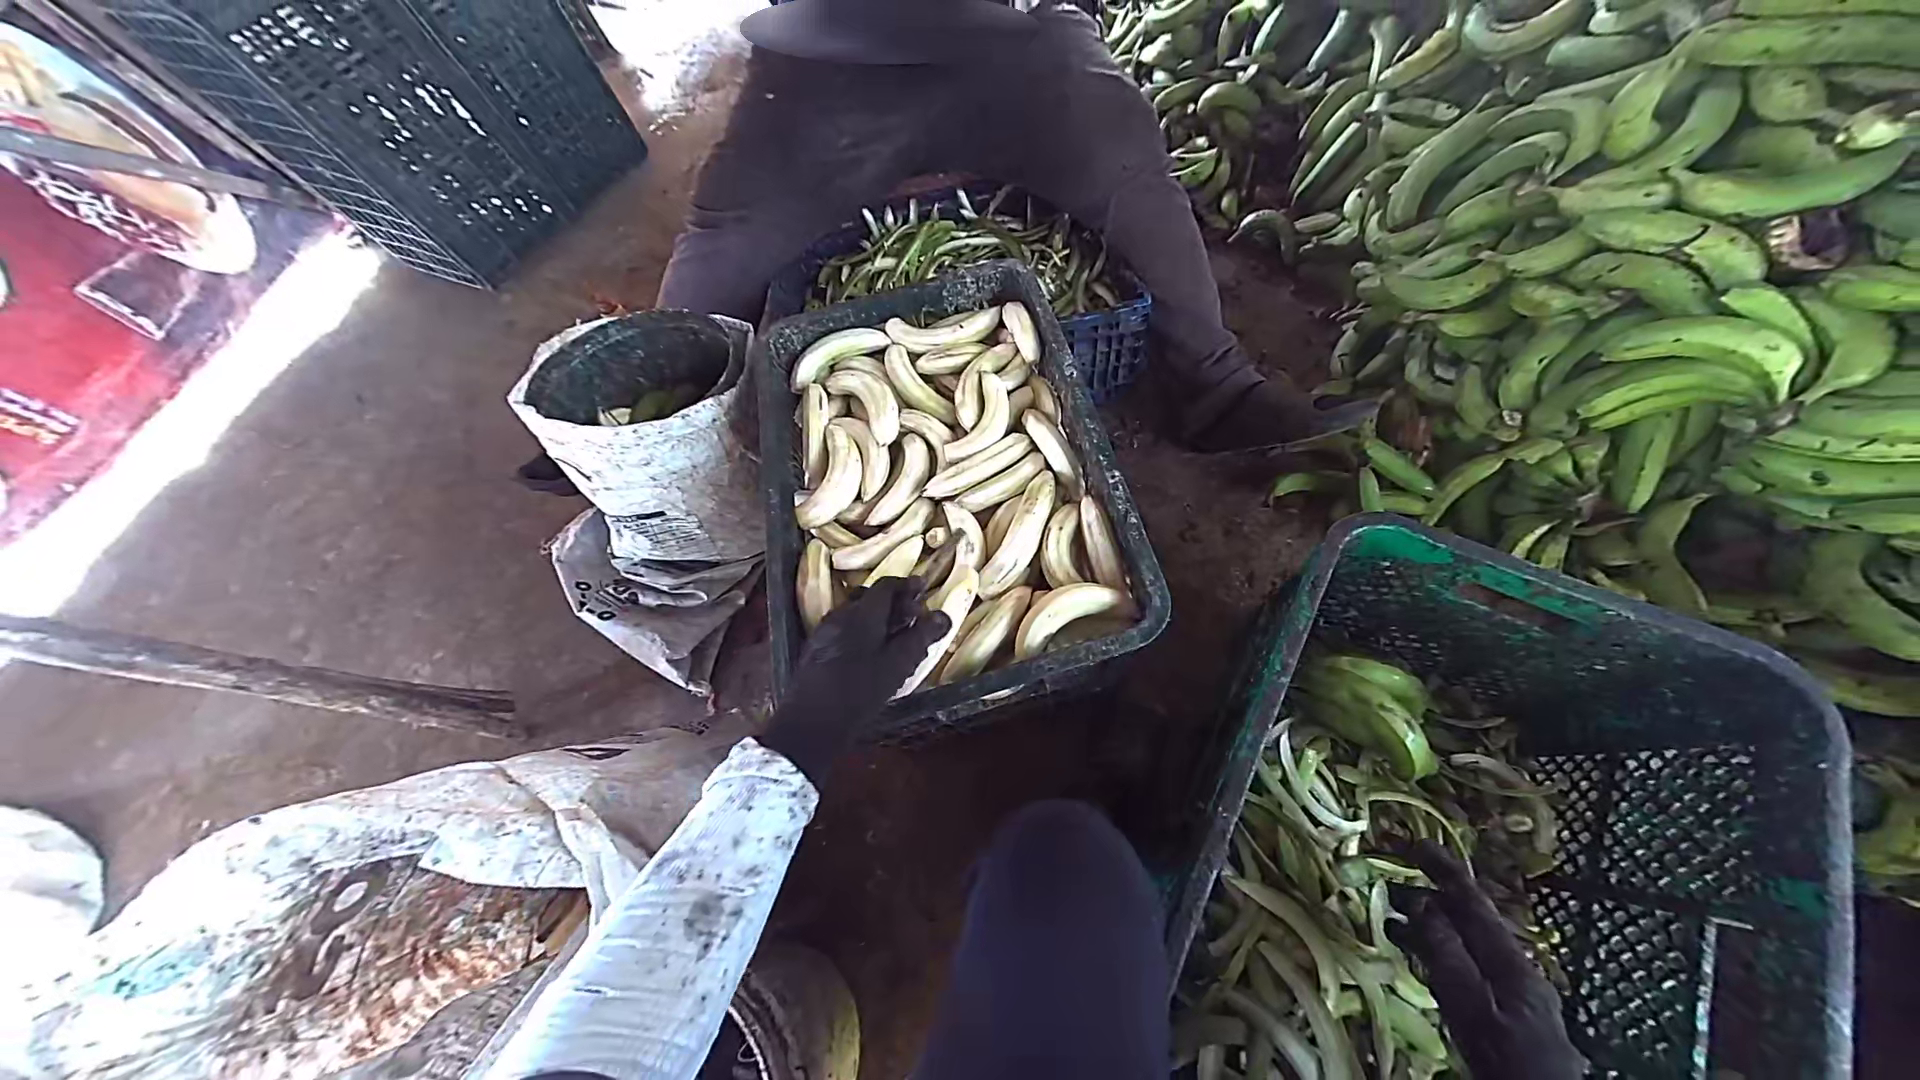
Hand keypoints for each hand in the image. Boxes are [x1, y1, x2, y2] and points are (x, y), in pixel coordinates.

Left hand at [760, 576, 950, 784]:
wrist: (813, 721)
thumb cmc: (861, 689)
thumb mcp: (898, 664)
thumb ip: (921, 637)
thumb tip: (942, 616)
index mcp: (863, 613)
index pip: (886, 586)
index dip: (907, 585)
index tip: (922, 588)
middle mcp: (841, 615)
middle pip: (869, 597)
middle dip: (893, 602)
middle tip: (913, 613)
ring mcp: (825, 631)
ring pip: (856, 613)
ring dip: (877, 617)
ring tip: (895, 633)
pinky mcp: (816, 649)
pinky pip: (844, 629)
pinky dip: (863, 630)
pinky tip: (872, 651)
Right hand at [1392, 841, 1586, 1079]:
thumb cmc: (1508, 1062)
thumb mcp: (1472, 1009)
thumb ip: (1447, 955)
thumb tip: (1422, 903)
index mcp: (1511, 964)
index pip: (1473, 902)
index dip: (1443, 869)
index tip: (1413, 842)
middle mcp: (1515, 970)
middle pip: (1469, 919)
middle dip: (1428, 892)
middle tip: (1386, 877)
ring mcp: (1512, 991)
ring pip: (1464, 940)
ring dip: (1426, 920)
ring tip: (1387, 911)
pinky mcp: (1504, 1010)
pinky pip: (1464, 961)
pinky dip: (1434, 946)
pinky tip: (1411, 949)